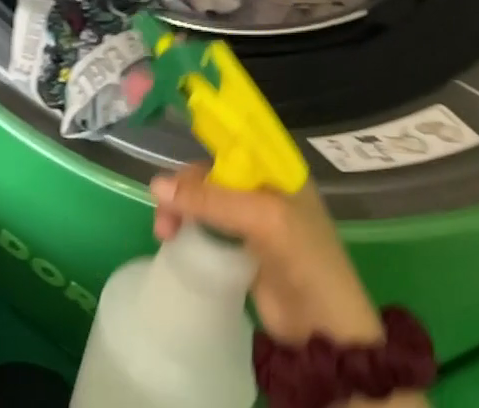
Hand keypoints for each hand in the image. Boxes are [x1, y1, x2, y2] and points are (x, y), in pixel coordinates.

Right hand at [151, 164, 382, 345]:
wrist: (323, 328)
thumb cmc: (304, 261)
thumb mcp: (261, 219)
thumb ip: (210, 200)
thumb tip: (155, 186)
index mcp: (278, 175)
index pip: (230, 150)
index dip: (200, 159)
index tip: (174, 182)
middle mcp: (264, 192)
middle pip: (210, 176)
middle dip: (183, 190)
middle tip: (165, 216)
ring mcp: (251, 222)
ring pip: (202, 201)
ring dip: (179, 210)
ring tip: (165, 233)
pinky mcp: (239, 248)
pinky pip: (204, 227)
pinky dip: (185, 228)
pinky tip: (173, 239)